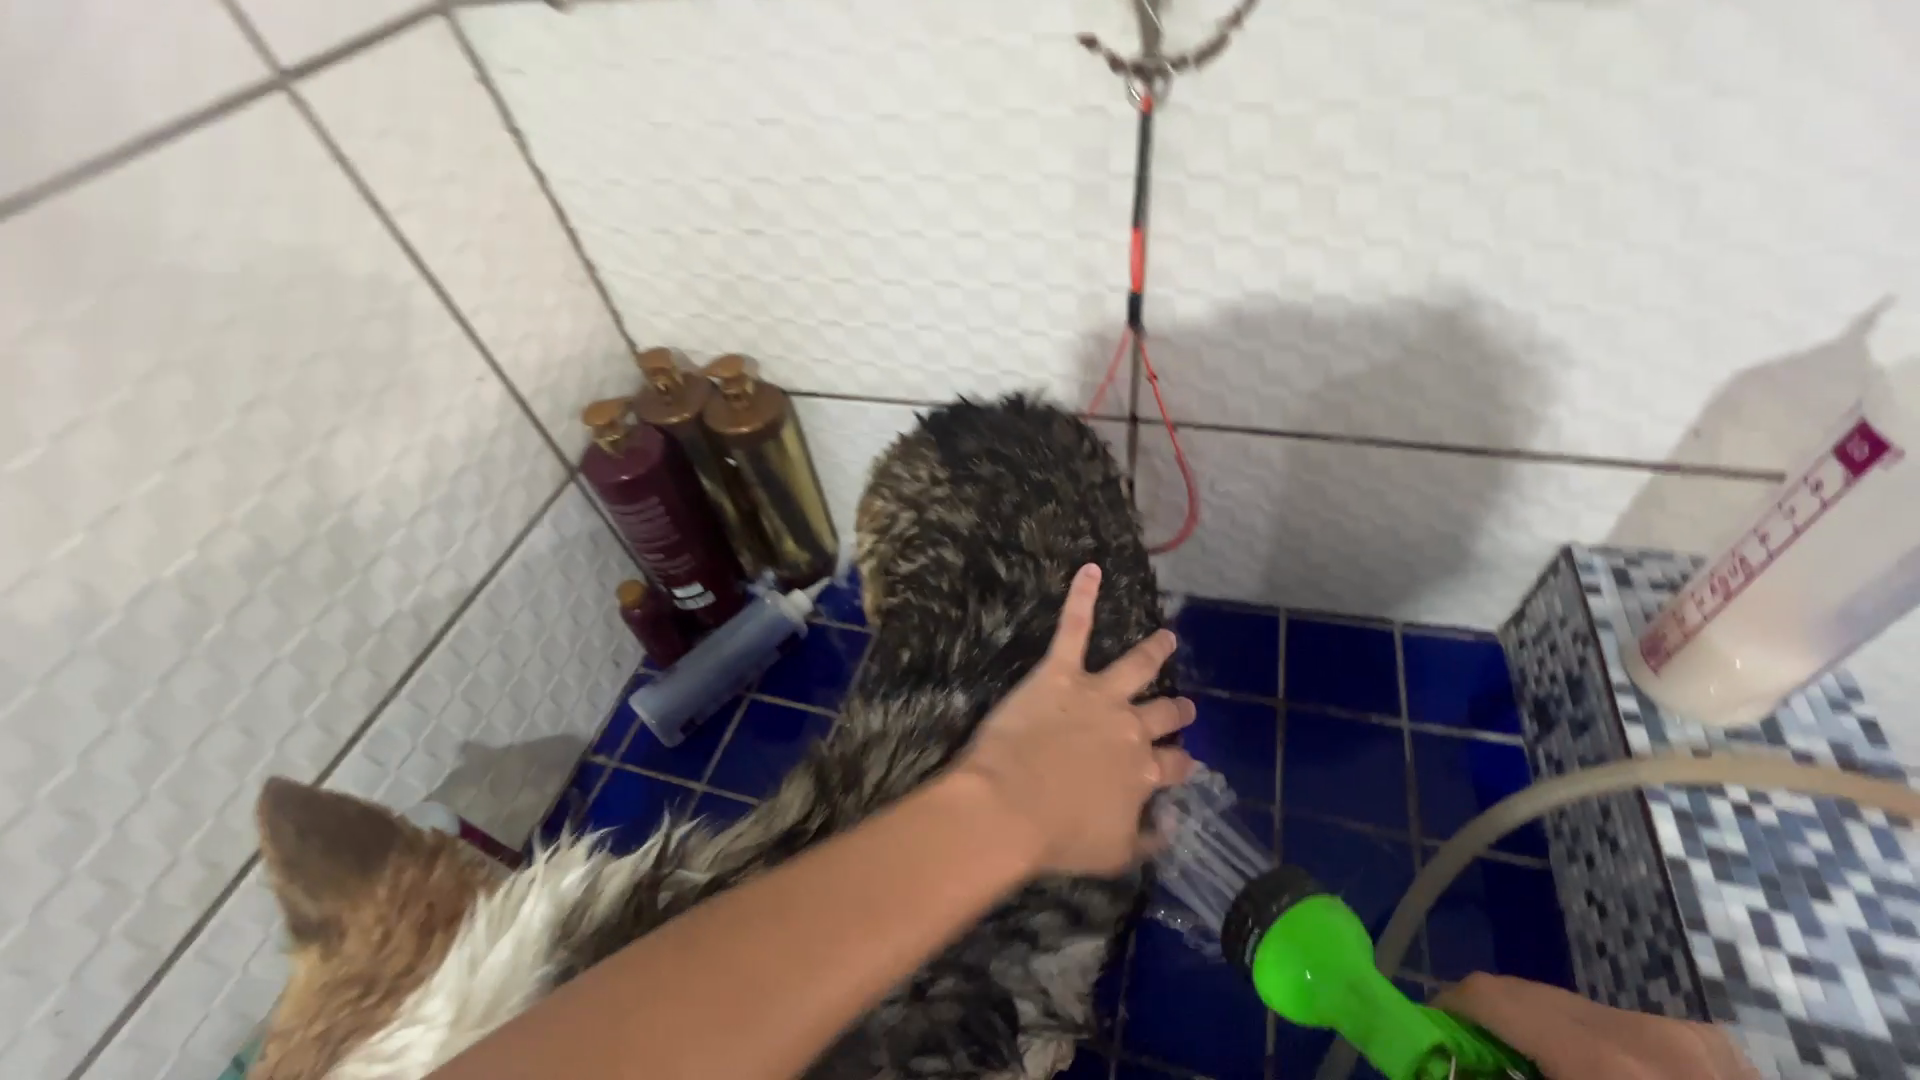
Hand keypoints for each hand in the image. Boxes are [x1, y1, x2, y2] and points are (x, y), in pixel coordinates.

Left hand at [948, 563, 1196, 877]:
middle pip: (1162, 715)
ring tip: (1167, 638)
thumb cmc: (1056, 836)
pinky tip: (1090, 569)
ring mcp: (1096, 695)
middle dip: (1177, 711)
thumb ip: (1146, 840)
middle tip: (1187, 707)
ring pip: (1135, 666)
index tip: (1186, 762)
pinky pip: (1074, 627)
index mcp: (1141, 773)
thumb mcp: (1112, 853)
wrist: (1009, 807)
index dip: (1180, 763)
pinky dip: (1083, 596)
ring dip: (1154, 651)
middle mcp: (1128, 728)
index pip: (1172, 764)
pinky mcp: (1060, 673)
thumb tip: (1168, 826)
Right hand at [1437, 974, 1760, 1079]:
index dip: (1446, 1013)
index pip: (1491, 995)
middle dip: (1494, 1031)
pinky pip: (1628, 1030)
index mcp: (1605, 1061)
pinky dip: (1597, 1050)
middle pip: (1530, 998)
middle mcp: (1648, 1031)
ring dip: (1545, 1041)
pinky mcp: (1720, 1049)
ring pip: (1578, 1012)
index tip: (1429, 1043)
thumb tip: (1436, 1066)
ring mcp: (1694, 1036)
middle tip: (1477, 1069)